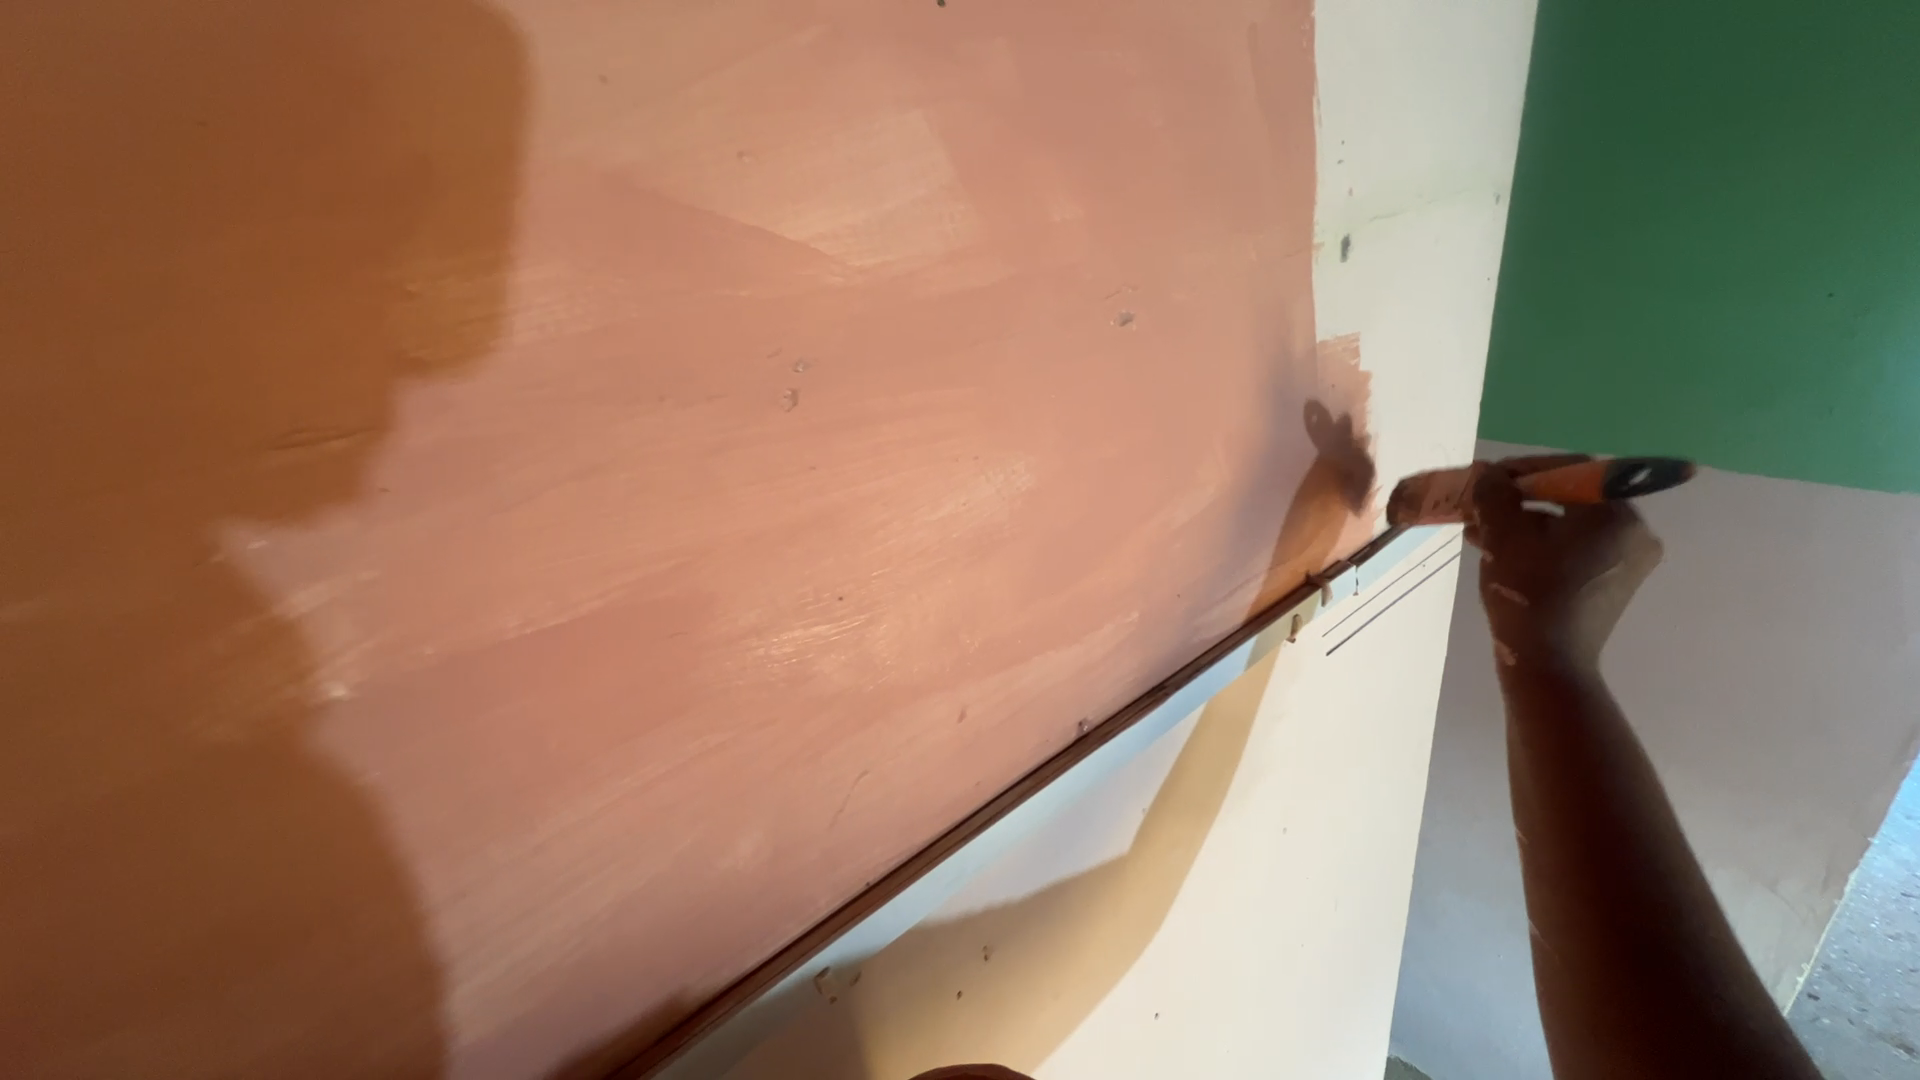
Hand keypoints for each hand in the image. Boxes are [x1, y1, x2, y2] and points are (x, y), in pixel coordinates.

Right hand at [1465, 456, 1663, 672]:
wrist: (1549, 658)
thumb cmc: (1527, 592)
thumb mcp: (1502, 536)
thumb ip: (1494, 495)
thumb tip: (1487, 473)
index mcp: (1616, 515)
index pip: (1571, 470)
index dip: (1523, 468)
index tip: (1485, 477)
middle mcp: (1634, 532)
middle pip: (1571, 498)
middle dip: (1520, 498)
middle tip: (1481, 505)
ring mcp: (1628, 559)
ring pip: (1569, 524)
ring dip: (1524, 521)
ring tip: (1481, 531)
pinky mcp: (1613, 581)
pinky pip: (1575, 546)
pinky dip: (1540, 543)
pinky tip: (1504, 551)